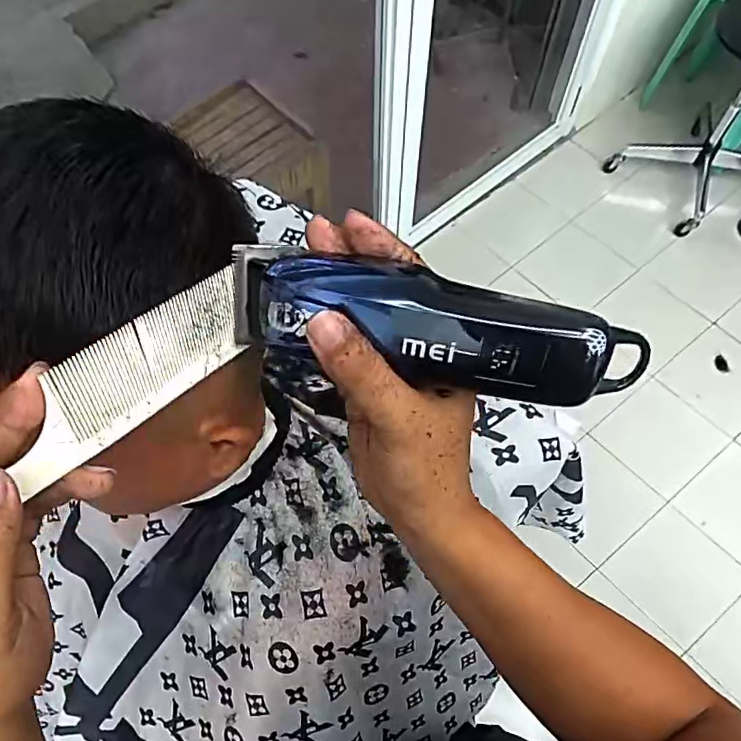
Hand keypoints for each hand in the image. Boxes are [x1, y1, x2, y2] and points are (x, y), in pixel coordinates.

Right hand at [301, 210, 477, 531]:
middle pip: (383, 298)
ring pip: (359, 324)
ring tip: (300, 268)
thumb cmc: (426, 469)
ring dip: (331, 298)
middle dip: (350, 266)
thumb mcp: (397, 416)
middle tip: (315, 239)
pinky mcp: (367, 391)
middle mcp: (417, 353)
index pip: (416, 288)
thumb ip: (363, 370)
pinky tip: (300, 318)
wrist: (418, 513)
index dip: (384, 253)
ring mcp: (390, 371)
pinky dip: (321, 337)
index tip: (352, 226)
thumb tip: (323, 322)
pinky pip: (342, 355)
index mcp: (441, 351)